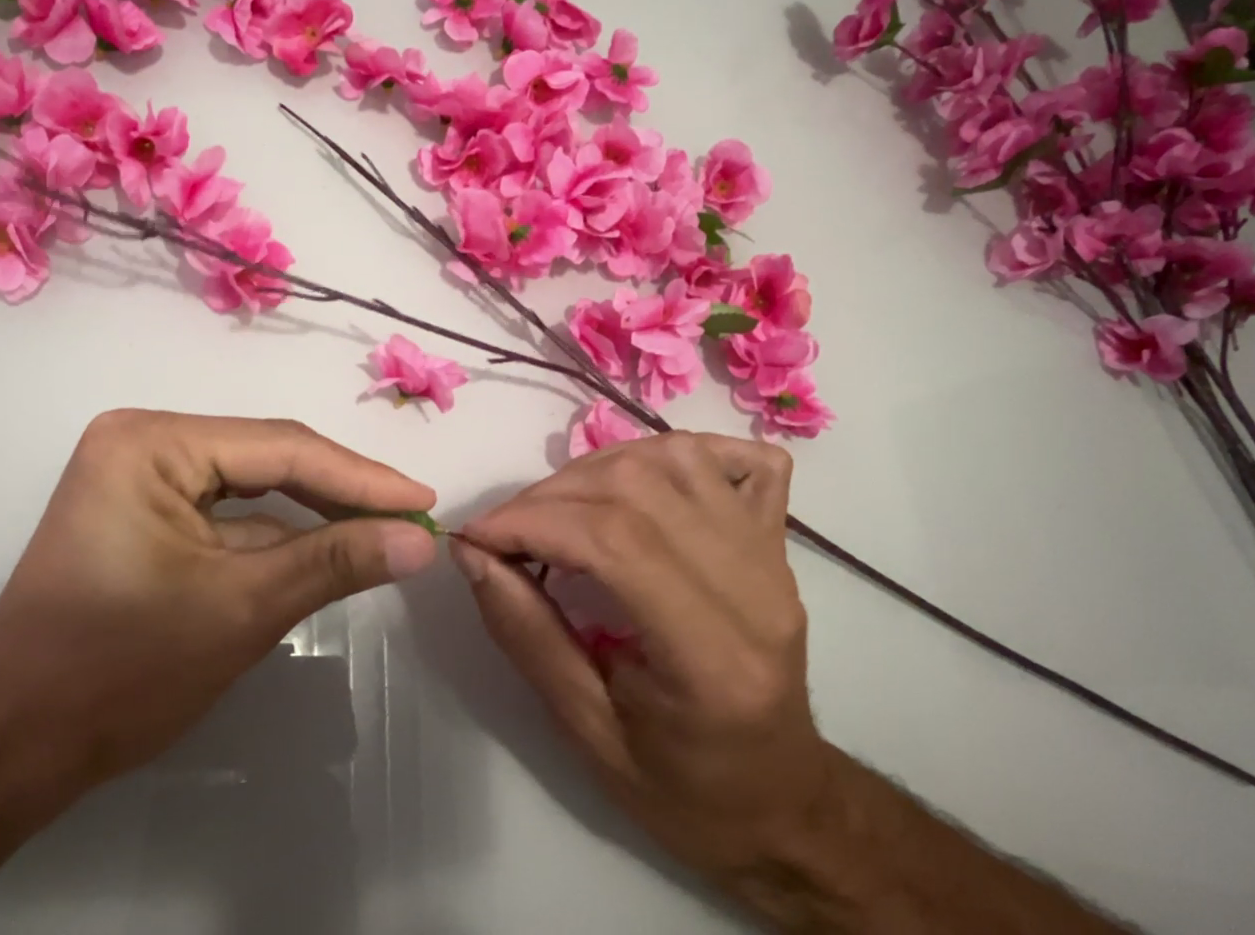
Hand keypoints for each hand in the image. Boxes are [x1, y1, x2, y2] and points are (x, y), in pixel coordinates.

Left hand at [0, 409, 437, 820]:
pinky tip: (325, 552)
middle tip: (412, 519)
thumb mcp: (242, 609)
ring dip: (312, 517)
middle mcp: (140, 443)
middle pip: (266, 460)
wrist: (17, 745)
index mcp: (151, 443)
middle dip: (339, 495)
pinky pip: (224, 518)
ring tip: (384, 534)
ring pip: (249, 490)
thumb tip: (421, 539)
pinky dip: (275, 538)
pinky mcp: (140, 518)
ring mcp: (136, 481)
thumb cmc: (121, 671)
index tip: (427, 503)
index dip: (361, 479)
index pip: (280, 449)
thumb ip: (335, 562)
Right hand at [452, 431, 832, 877]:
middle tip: (506, 533)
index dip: (531, 521)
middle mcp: (756, 592)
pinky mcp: (780, 546)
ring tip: (558, 511)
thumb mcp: (586, 731)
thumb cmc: (682, 789)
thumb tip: (473, 554)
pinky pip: (741, 461)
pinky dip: (680, 451)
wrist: (781, 803)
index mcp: (711, 658)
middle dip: (550, 495)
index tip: (476, 537)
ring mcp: (776, 560)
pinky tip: (639, 482)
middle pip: (642, 487)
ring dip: (598, 467)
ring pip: (681, 459)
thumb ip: (528, 636)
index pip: (615, 541)